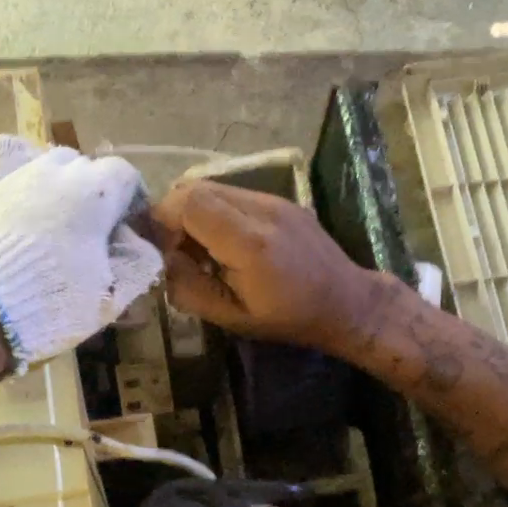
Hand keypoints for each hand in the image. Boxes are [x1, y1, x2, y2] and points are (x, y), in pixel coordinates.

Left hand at [0, 136, 161, 372]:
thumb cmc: (52, 303)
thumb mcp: (110, 295)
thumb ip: (138, 265)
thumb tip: (143, 247)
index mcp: (94, 191)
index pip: (126, 176)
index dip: (132, 203)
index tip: (129, 233)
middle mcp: (56, 170)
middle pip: (87, 169)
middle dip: (96, 196)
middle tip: (94, 236)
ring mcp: (17, 176)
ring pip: (50, 165)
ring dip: (61, 188)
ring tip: (57, 226)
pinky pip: (10, 162)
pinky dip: (23, 174)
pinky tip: (23, 200)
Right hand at [151, 180, 397, 355]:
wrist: (346, 303)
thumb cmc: (288, 319)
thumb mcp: (231, 317)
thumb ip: (189, 288)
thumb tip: (161, 261)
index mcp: (249, 242)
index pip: (187, 202)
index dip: (162, 220)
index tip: (160, 250)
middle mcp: (261, 209)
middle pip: (195, 187)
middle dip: (173, 215)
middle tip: (175, 251)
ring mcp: (274, 199)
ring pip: (213, 187)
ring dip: (194, 213)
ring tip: (200, 250)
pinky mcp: (280, 200)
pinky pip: (234, 194)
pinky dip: (216, 213)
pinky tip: (224, 244)